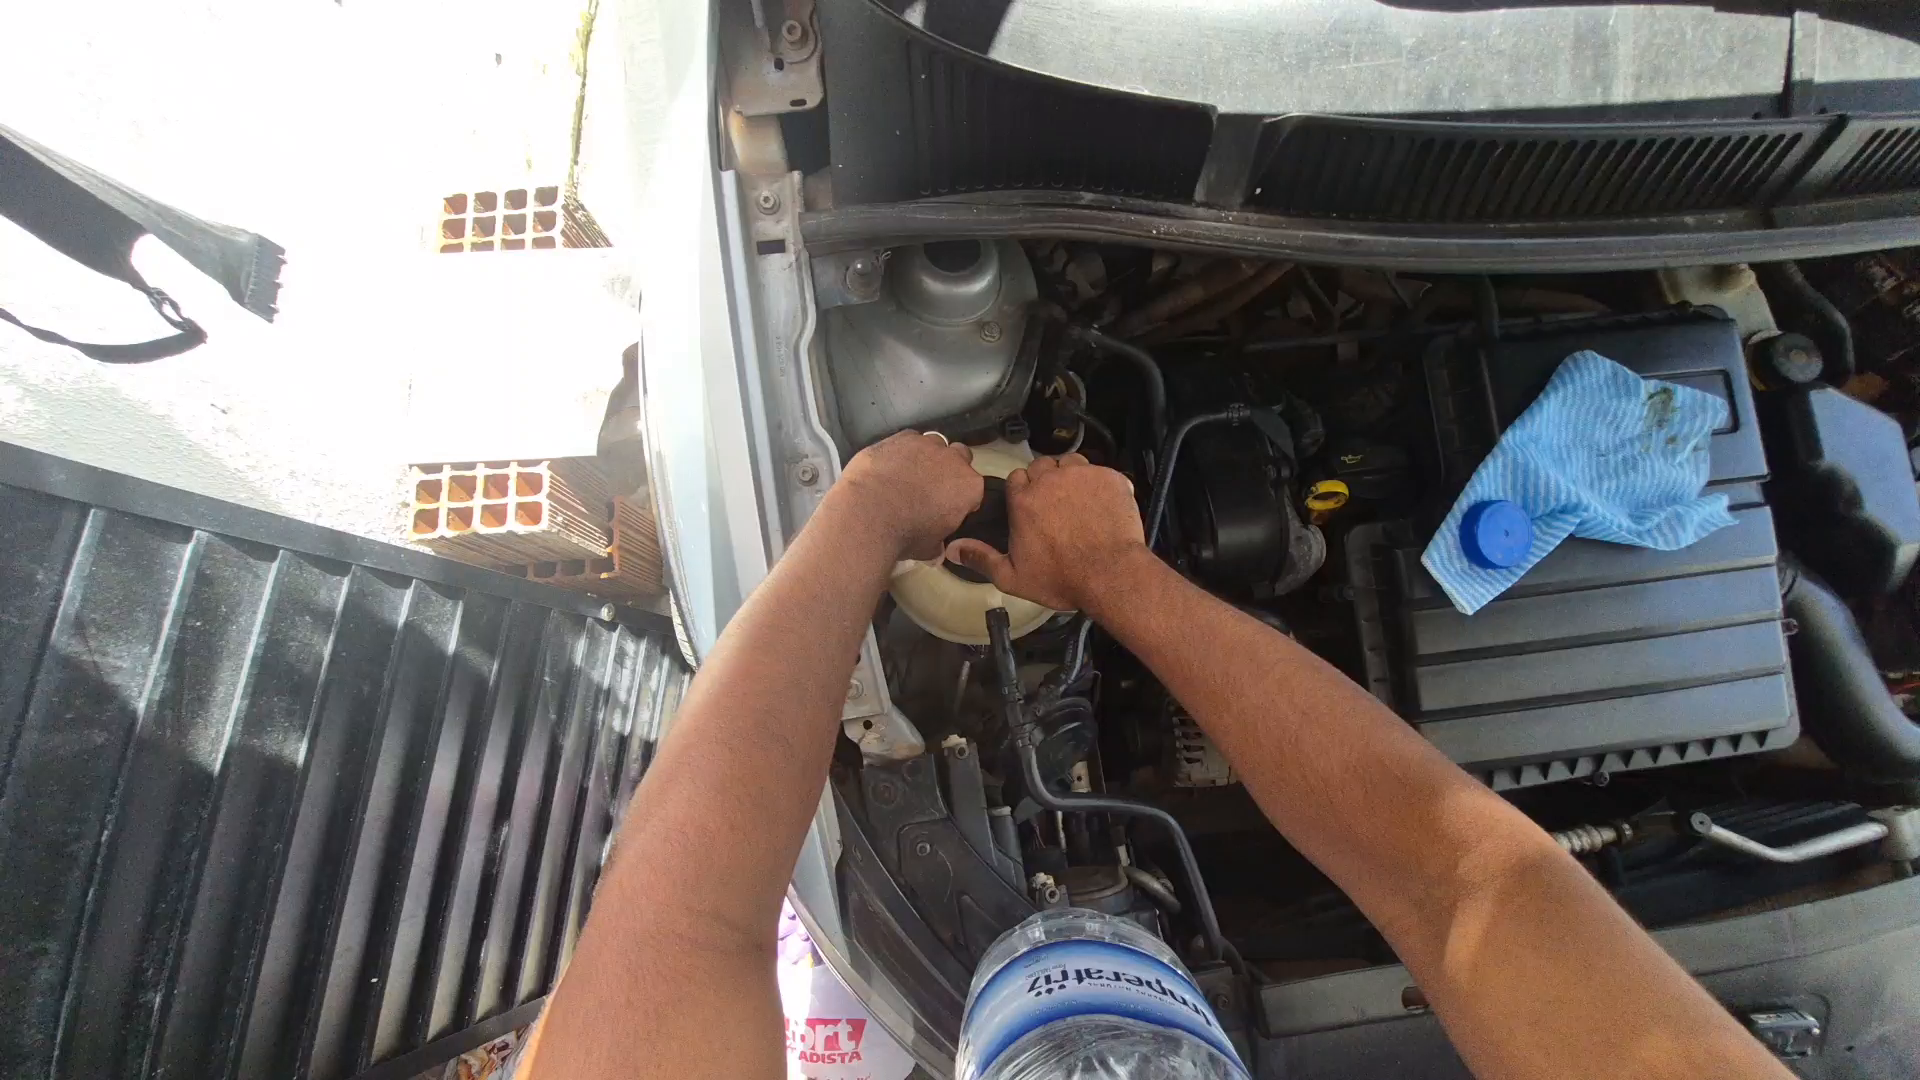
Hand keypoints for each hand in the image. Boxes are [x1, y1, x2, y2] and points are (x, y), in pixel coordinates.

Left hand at [835, 431, 983, 560]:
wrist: (868, 512)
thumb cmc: (905, 535)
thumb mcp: (929, 548)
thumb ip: (937, 544)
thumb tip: (936, 550)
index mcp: (969, 487)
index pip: (974, 489)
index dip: (962, 498)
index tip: (949, 508)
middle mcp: (953, 460)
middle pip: (961, 456)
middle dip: (951, 467)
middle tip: (933, 486)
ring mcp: (926, 445)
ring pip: (935, 443)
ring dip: (928, 455)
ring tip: (909, 472)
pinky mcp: (899, 437)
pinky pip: (909, 439)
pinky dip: (903, 449)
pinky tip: (890, 464)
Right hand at [945, 453, 1146, 611]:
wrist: (1109, 575)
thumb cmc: (1062, 577)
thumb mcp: (1012, 577)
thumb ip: (981, 558)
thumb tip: (954, 549)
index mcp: (1023, 500)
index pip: (1016, 478)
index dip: (1023, 491)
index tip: (1031, 506)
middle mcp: (1050, 480)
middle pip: (1042, 466)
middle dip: (1046, 481)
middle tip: (1056, 505)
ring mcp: (1082, 476)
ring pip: (1071, 463)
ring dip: (1071, 477)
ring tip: (1078, 501)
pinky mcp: (1109, 478)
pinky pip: (1100, 471)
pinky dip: (1100, 483)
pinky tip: (1101, 504)